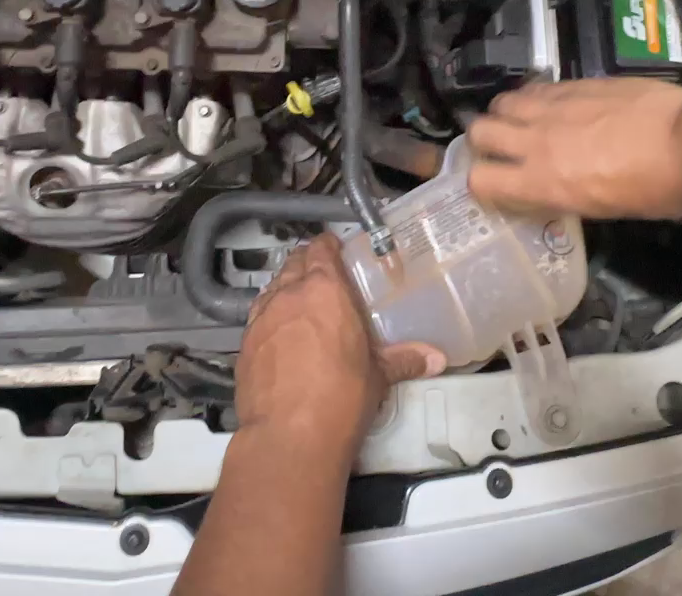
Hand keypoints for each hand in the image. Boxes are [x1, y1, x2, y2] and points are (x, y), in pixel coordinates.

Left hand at [235, 238, 445, 455]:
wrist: (289, 436)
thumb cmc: (341, 397)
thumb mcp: (378, 376)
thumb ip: (404, 360)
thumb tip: (436, 358)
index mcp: (325, 290)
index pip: (321, 249)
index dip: (327, 245)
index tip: (336, 249)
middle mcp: (290, 294)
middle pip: (294, 263)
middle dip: (307, 263)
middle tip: (322, 275)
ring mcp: (262, 317)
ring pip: (272, 287)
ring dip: (286, 287)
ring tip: (300, 302)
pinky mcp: (244, 343)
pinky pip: (257, 316)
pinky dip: (269, 315)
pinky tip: (279, 331)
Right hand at [467, 78, 681, 218]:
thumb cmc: (656, 191)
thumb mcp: (600, 208)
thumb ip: (559, 193)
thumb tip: (548, 185)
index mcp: (542, 182)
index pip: (479, 181)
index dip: (481, 183)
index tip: (495, 185)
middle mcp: (536, 142)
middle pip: (478, 131)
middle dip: (484, 141)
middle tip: (504, 149)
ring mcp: (552, 107)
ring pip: (501, 103)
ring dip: (506, 115)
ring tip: (525, 122)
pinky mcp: (573, 83)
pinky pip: (535, 88)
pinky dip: (534, 98)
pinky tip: (553, 106)